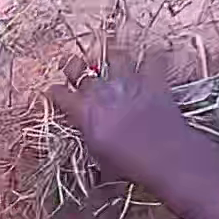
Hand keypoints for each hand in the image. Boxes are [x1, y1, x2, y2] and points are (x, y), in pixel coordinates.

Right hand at [46, 56, 210, 186]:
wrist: (163, 157)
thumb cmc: (128, 163)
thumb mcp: (98, 155)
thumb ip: (87, 134)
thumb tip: (85, 129)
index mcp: (83, 111)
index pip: (59, 94)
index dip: (55, 93)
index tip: (55, 94)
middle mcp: (101, 91)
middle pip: (79, 69)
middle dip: (72, 67)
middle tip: (72, 67)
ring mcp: (127, 82)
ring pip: (113, 55)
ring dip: (108, 54)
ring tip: (108, 54)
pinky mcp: (153, 80)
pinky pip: (152, 60)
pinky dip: (150, 58)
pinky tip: (149, 59)